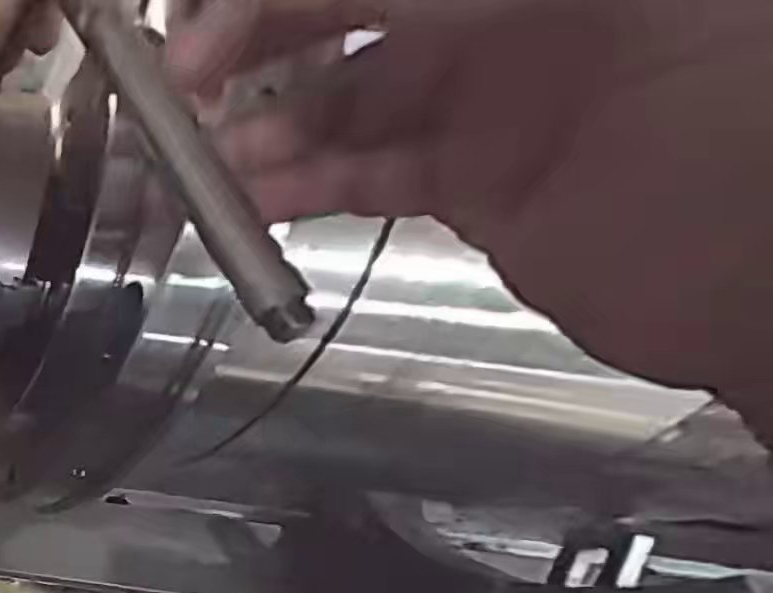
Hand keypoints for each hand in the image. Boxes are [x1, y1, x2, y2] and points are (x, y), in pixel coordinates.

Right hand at [167, 0, 772, 419]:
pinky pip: (366, 173)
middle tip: (181, 111)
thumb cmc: (715, 95)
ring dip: (267, 139)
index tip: (191, 50)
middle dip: (258, 61)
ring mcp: (498, 91)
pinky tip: (245, 208)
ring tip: (203, 173)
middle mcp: (516, 6)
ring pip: (347, 106)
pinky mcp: (475, 175)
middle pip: (352, 20)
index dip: (268, 0)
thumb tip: (238, 19)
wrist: (771, 265)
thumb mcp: (542, 4)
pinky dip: (301, 191)